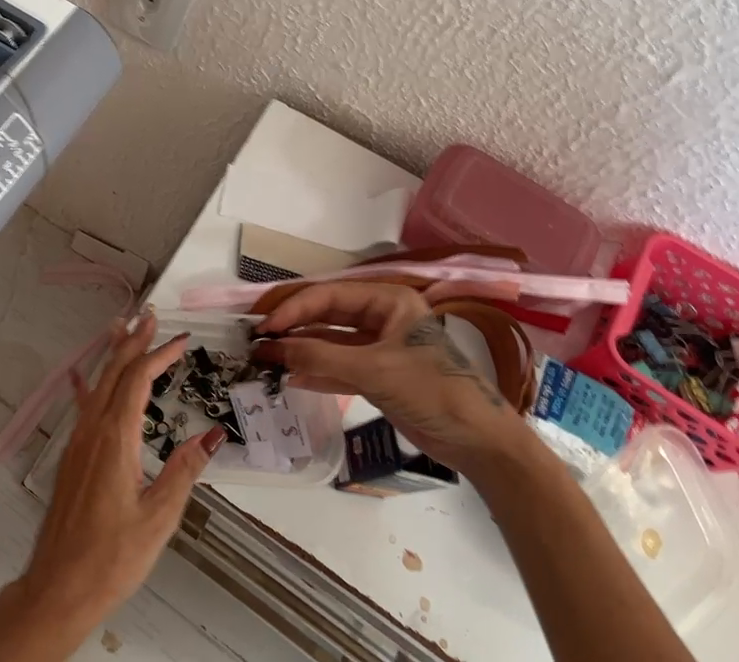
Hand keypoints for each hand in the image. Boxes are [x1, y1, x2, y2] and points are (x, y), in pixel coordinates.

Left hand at [23, 312, 224, 621]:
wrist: (60, 582)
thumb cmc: (112, 556)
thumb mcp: (159, 516)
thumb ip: (184, 471)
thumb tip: (212, 435)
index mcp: (115, 440)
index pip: (138, 382)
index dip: (158, 356)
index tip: (180, 339)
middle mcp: (92, 432)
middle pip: (113, 374)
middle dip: (132, 343)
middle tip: (148, 317)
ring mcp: (78, 442)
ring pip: (97, 386)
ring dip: (113, 357)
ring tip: (122, 331)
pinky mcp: (72, 457)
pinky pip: (83, 407)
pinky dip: (88, 385)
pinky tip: (80, 376)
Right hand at [250, 281, 532, 478]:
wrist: (481, 443)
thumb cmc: (434, 391)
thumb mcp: (374, 370)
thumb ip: (319, 358)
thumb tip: (270, 352)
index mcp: (389, 302)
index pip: (328, 295)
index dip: (293, 309)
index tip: (263, 328)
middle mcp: (382, 318)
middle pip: (326, 315)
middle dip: (292, 328)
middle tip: (257, 341)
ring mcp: (379, 348)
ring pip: (329, 342)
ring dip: (300, 351)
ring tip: (265, 360)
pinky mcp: (378, 376)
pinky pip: (337, 367)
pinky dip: (314, 372)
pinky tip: (288, 378)